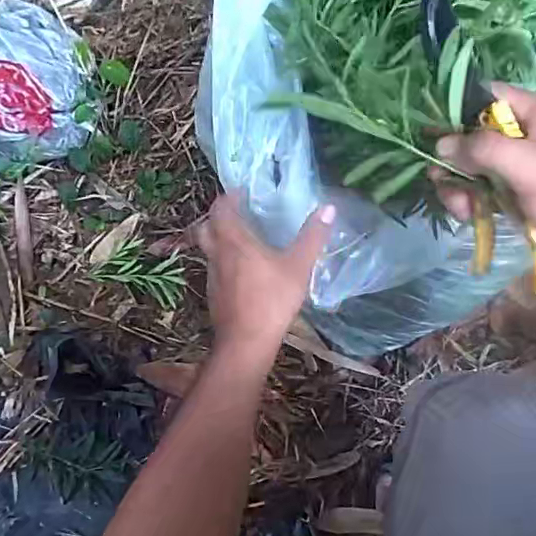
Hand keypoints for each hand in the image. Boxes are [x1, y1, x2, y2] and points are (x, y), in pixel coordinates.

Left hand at [191, 192, 334, 357]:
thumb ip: (312, 237)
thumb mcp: (298, 267)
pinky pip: (215, 269)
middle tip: (238, 214)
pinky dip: (224, 261)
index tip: (242, 193)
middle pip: (206, 226)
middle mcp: (217, 254)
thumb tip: (328, 209)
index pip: (220, 208)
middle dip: (218, 216)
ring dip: (220, 239)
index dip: (229, 197)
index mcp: (233, 241)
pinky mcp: (214, 294)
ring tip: (242, 240)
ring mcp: (212, 275)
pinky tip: (243, 271)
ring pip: (208, 249)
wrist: (245, 342)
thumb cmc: (271, 300)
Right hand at [434, 83, 535, 268]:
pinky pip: (490, 192)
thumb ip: (483, 149)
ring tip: (461, 209)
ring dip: (462, 185)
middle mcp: (530, 138)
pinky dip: (476, 202)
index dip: (459, 108)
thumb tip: (441, 143)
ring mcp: (527, 170)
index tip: (433, 132)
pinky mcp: (524, 198)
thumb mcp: (529, 165)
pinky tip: (470, 216)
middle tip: (439, 180)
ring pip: (480, 168)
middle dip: (457, 159)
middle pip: (479, 136)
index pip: (491, 96)